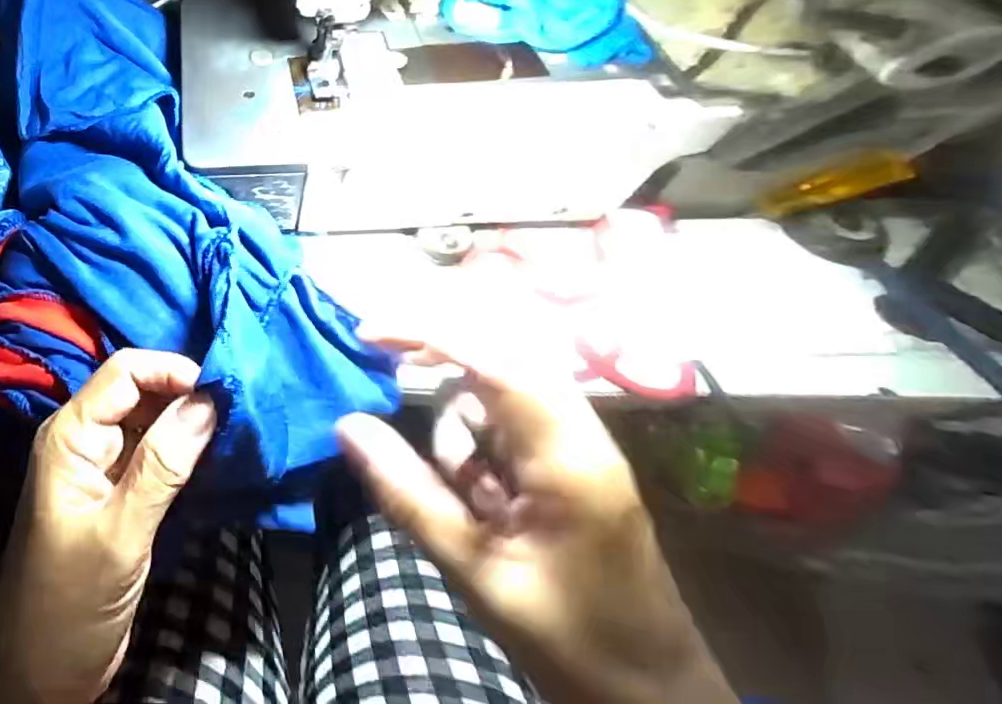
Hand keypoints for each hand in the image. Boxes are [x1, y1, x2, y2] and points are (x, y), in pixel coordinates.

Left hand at [0, 350, 217, 703]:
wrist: (39, 679)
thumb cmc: (68, 607)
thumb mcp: (119, 536)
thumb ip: (162, 466)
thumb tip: (209, 401)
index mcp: (70, 437)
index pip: (124, 373)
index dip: (172, 370)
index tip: (221, 389)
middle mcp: (84, 439)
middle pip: (140, 390)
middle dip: (186, 392)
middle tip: (237, 407)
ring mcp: (102, 465)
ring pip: (151, 418)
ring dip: (189, 418)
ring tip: (235, 424)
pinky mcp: (119, 491)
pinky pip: (156, 450)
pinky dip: (185, 446)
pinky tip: (215, 451)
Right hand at [335, 327, 734, 703]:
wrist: (653, 692)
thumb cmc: (567, 640)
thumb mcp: (475, 571)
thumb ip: (408, 494)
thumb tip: (348, 426)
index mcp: (566, 454)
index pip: (493, 360)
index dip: (427, 333)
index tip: (368, 334)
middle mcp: (580, 429)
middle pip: (500, 354)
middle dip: (440, 354)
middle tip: (390, 370)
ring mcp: (580, 441)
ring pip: (502, 386)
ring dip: (463, 421)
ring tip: (469, 498)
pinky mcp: (573, 457)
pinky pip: (511, 419)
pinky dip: (479, 441)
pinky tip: (481, 497)